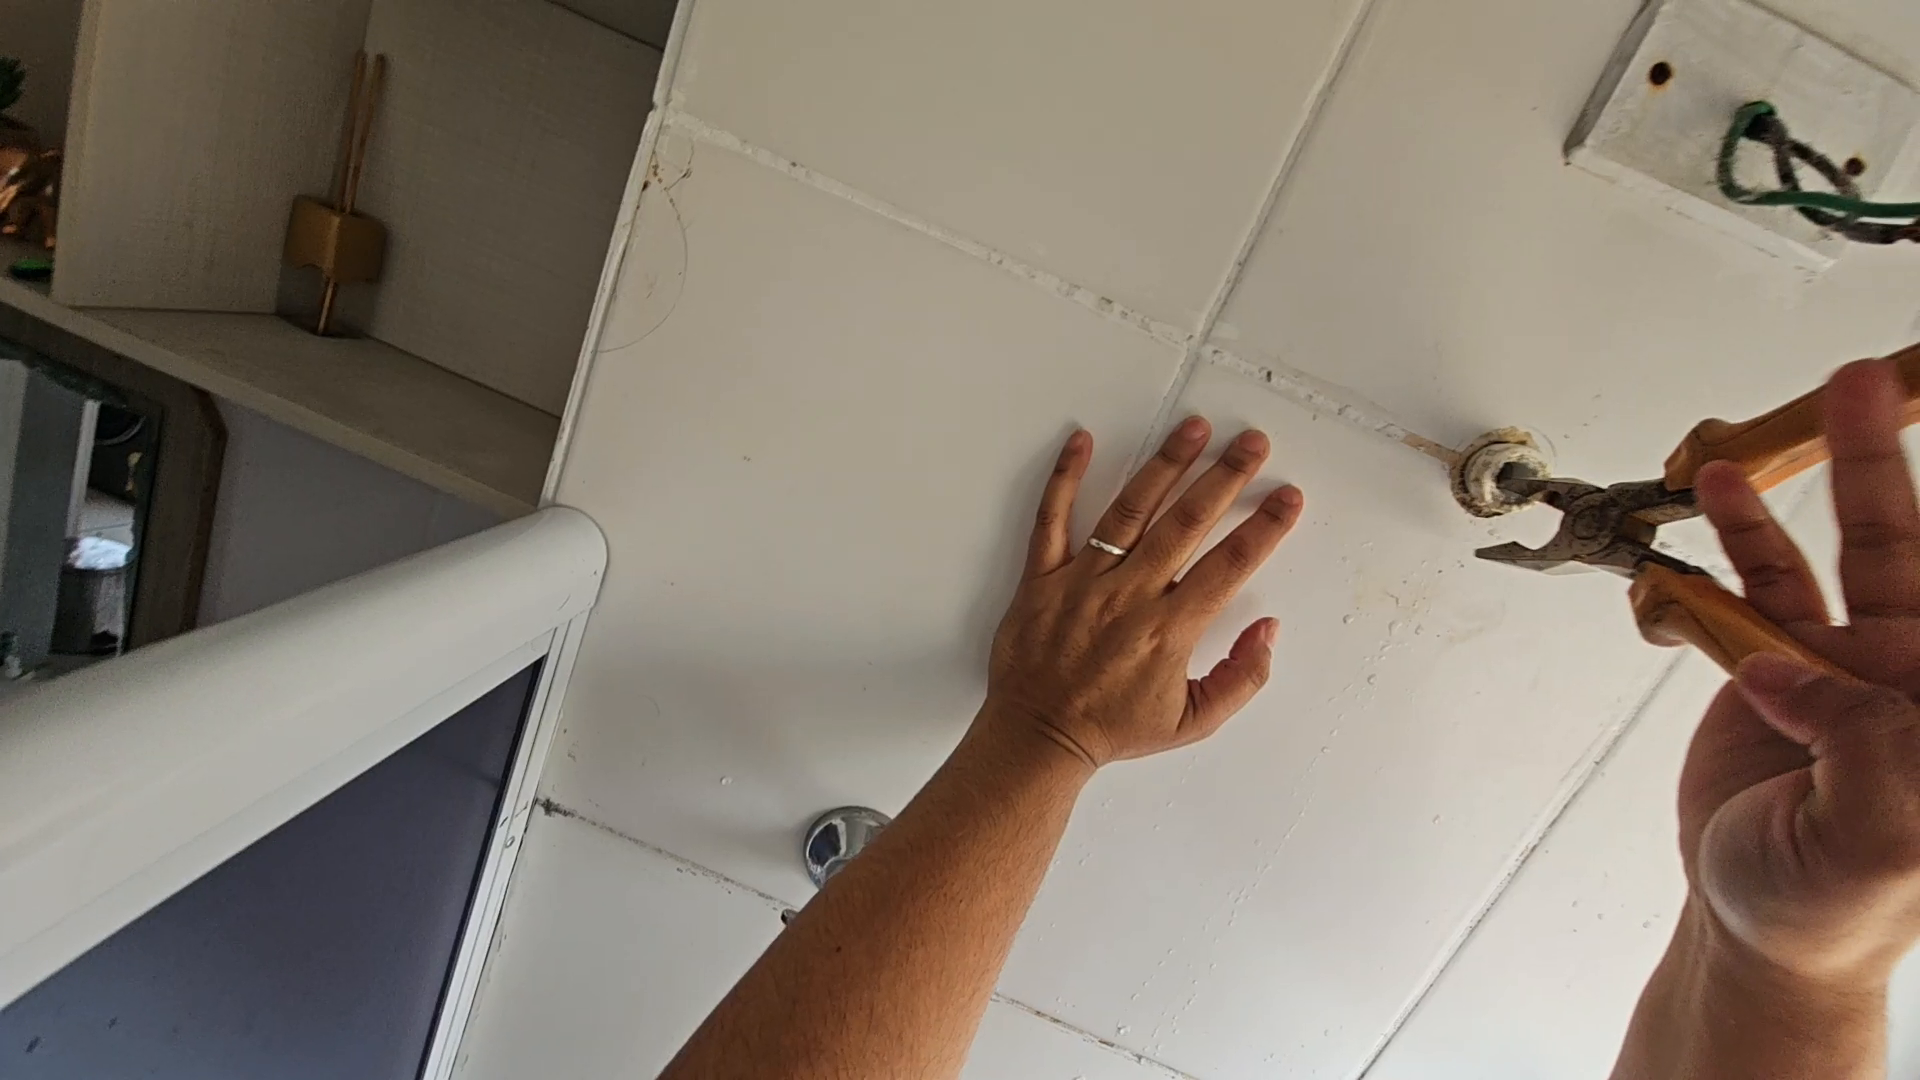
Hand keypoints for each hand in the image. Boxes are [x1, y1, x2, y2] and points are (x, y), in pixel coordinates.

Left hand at [979, 417, 1303, 769]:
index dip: (1264, 527)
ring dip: (1164, 466)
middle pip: (1186, 523)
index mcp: (1169, 630)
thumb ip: (1242, 678)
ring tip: (1193, 429)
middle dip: (1225, 477)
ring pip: (1130, 511)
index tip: (1288, 496)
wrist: (1039, 734)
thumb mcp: (1192, 722)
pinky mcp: (1042, 576)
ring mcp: (1082, 580)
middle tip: (1252, 442)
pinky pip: (1051, 518)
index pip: (1229, 566)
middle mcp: (1129, 595)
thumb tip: (1269, 630)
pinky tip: (1082, 441)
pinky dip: (1065, 478)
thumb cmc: (1112, 728)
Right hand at [1686, 358, 1919, 986]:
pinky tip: (1698, 528)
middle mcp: (1913, 677)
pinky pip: (1743, 604)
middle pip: (1905, 549)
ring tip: (1733, 463)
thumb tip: (1802, 673)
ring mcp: (1839, 669)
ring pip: (1819, 564)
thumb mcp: (1872, 847)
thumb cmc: (1824, 898)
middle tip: (1864, 390)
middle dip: (1885, 468)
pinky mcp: (1768, 672)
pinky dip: (1715, 561)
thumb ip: (1872, 755)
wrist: (1750, 904)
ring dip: (1779, 506)